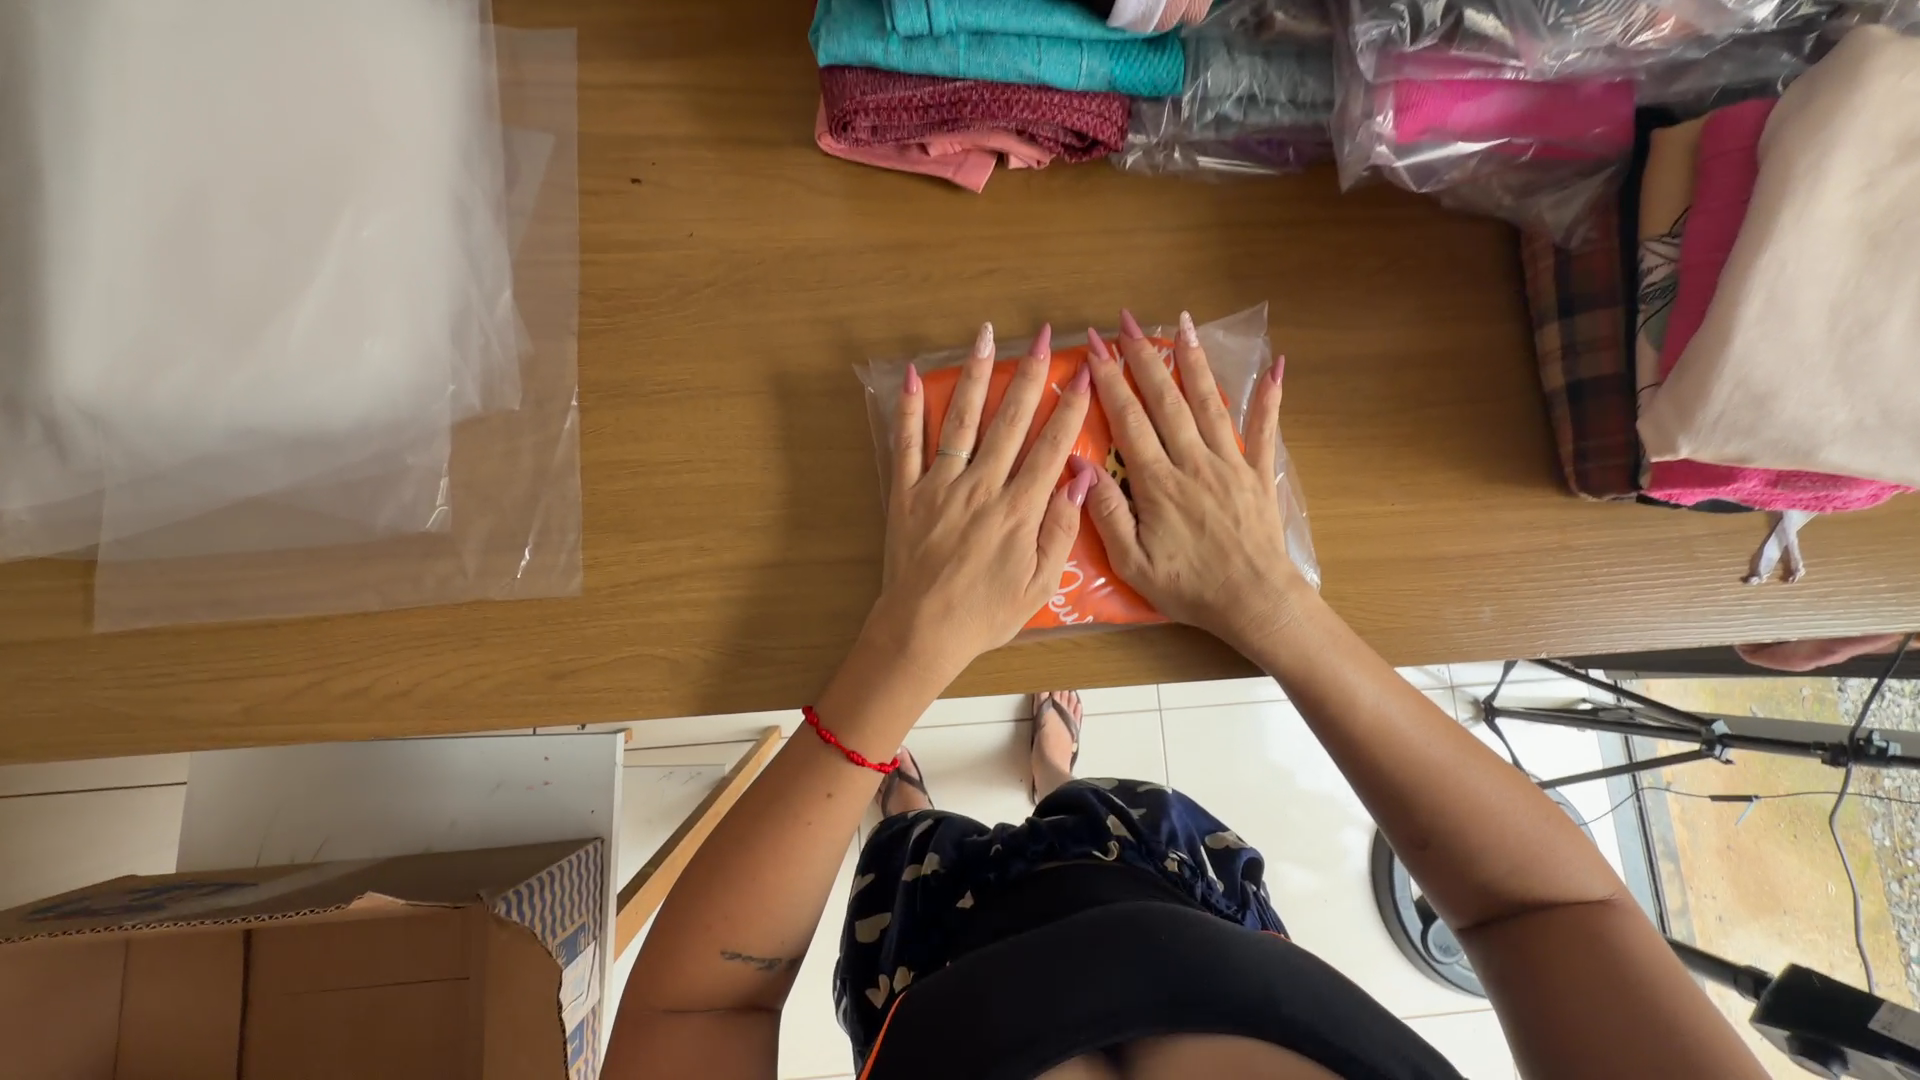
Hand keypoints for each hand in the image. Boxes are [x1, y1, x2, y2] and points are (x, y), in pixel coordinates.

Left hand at [868, 321, 1097, 679]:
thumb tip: (1080, 480)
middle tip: (1039, 336)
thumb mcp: (1039, 585)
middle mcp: (981, 487)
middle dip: (1028, 375)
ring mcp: (940, 486)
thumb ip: (1060, 530)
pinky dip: (908, 410)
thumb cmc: (985, 614)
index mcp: (1018, 510)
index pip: (1050, 447)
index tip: (1082, 374)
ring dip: (976, 377)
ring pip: (961, 422)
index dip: (1069, 408)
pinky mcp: (906, 493)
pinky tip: (912, 376)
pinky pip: (906, 444)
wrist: (922, 630)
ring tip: (984, 337)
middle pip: (1009, 422)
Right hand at [1082, 310, 1307, 650]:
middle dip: (1144, 357)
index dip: (1110, 381)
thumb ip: (1106, 513)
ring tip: (1183, 324)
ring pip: (1208, 402)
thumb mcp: (1132, 562)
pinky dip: (1268, 397)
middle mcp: (1194, 461)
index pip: (1129, 420)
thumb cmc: (1189, 588)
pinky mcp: (1257, 474)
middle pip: (1165, 400)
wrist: (1254, 602)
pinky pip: (1264, 429)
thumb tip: (1078, 467)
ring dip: (1193, 362)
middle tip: (1128, 322)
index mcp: (1158, 483)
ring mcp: (1230, 463)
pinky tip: (1273, 367)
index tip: (1096, 348)